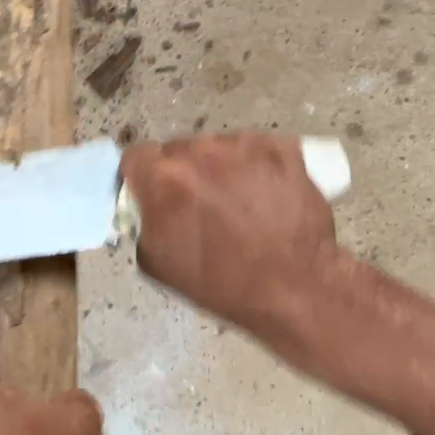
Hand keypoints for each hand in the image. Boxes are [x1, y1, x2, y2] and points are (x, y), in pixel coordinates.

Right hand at [121, 132, 344, 332]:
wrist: (298, 290)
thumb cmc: (223, 284)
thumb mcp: (158, 264)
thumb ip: (143, 223)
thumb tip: (147, 209)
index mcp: (162, 177)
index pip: (136, 158)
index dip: (143, 178)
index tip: (156, 196)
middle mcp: (198, 150)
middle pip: (177, 151)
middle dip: (183, 173)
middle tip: (202, 204)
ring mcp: (241, 144)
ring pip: (216, 147)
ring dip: (219, 167)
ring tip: (240, 201)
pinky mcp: (278, 146)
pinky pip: (254, 148)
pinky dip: (256, 165)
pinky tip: (266, 193)